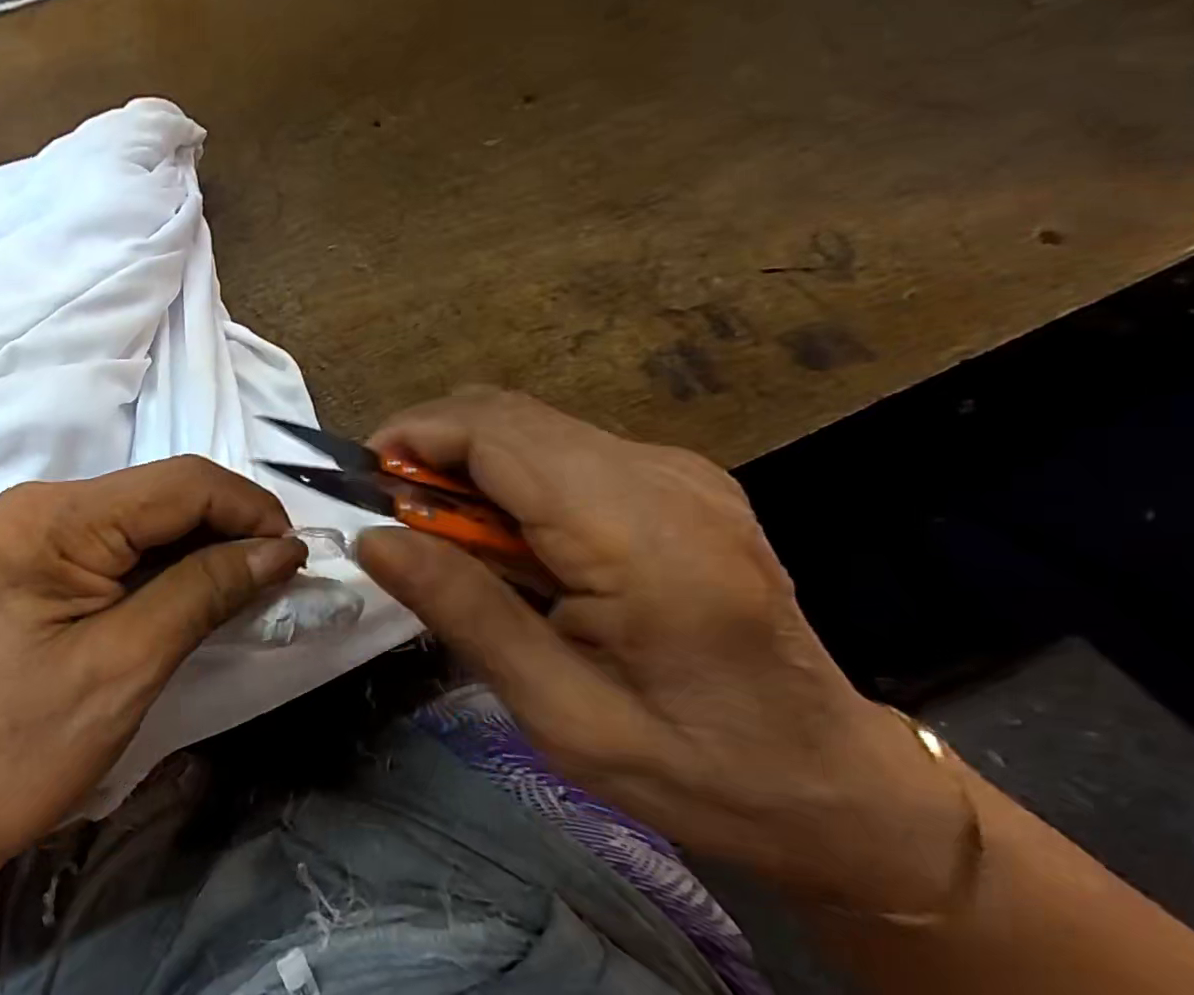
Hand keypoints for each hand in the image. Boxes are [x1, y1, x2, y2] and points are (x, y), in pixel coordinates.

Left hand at [0, 456, 307, 993]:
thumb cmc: (21, 748)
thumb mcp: (129, 664)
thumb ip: (207, 590)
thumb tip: (283, 549)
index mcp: (52, 520)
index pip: (179, 484)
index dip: (248, 508)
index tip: (295, 553)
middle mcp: (39, 508)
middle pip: (163, 493)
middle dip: (230, 525)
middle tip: (278, 573)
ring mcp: (33, 534)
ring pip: (149, 517)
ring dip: (205, 545)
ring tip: (248, 585)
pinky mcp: (38, 564)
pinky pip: (123, 544)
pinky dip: (172, 563)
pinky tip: (200, 592)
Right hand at [356, 389, 969, 914]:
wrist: (830, 780)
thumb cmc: (694, 768)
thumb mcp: (561, 716)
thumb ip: (467, 613)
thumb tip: (376, 540)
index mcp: (637, 534)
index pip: (498, 434)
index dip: (415, 437)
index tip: (364, 483)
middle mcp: (661, 475)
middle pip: (512, 414)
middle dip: (433, 448)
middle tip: (396, 520)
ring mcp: (680, 470)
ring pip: (537, 427)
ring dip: (471, 464)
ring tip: (448, 541)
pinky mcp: (683, 480)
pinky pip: (570, 451)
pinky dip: (515, 478)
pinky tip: (512, 543)